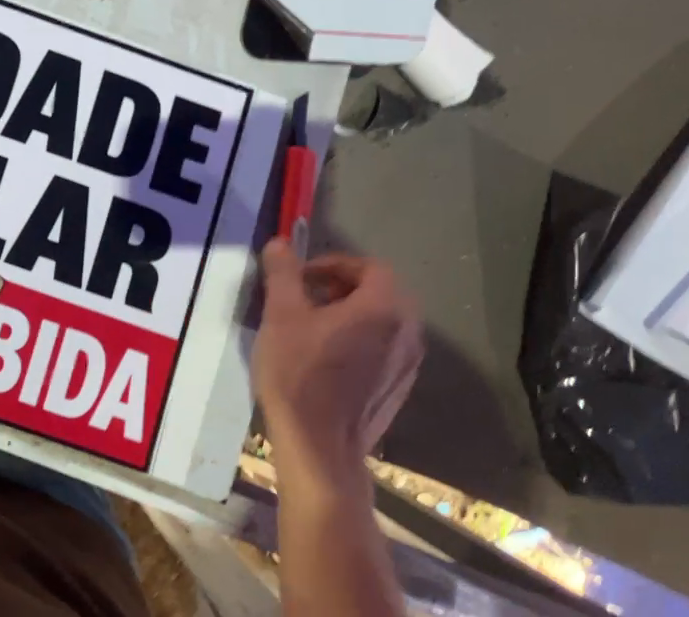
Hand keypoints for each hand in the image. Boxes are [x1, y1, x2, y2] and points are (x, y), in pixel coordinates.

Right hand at [252, 240, 422, 484]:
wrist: (320, 444)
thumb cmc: (299, 373)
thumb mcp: (281, 315)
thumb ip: (283, 274)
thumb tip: (280, 243)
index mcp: (382, 310)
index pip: (371, 267)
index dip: (335, 263)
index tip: (302, 275)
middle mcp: (406, 334)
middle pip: (383, 292)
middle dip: (343, 285)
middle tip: (306, 294)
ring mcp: (407, 364)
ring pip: (385, 321)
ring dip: (351, 311)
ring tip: (312, 324)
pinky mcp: (398, 388)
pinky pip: (384, 347)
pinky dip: (360, 338)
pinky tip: (325, 356)